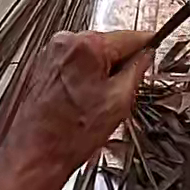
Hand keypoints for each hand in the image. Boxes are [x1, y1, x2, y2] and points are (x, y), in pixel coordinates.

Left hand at [0, 30, 151, 189]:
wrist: (35, 153)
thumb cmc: (68, 134)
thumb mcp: (119, 101)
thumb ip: (137, 71)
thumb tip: (145, 56)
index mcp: (86, 46)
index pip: (130, 36)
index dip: (147, 45)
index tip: (154, 48)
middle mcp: (65, 42)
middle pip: (108, 44)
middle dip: (119, 64)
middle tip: (121, 92)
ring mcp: (51, 53)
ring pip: (90, 54)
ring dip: (100, 72)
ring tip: (96, 102)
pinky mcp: (42, 64)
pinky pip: (74, 63)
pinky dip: (82, 77)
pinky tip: (81, 102)